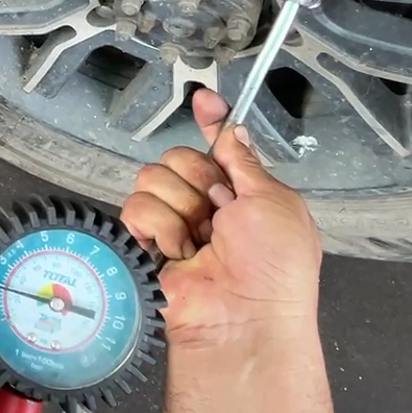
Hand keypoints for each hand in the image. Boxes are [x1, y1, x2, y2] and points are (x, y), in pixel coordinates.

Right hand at [119, 89, 322, 343]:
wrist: (240, 314)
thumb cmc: (273, 266)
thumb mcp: (275, 203)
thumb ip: (245, 161)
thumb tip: (233, 127)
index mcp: (241, 192)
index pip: (218, 145)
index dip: (210, 121)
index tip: (205, 98)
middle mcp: (203, 202)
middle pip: (177, 156)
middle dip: (198, 181)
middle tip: (219, 213)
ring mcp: (171, 219)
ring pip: (152, 178)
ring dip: (179, 209)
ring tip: (198, 241)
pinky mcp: (144, 237)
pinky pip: (136, 207)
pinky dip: (159, 228)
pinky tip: (176, 251)